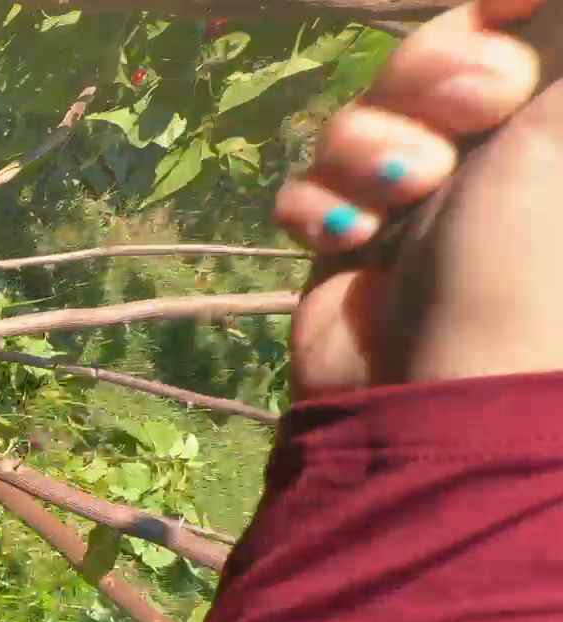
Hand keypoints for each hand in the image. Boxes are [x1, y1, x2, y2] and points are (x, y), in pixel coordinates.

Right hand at [273, 0, 560, 397]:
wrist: (434, 371)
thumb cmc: (534, 250)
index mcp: (559, 104)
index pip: (509, 17)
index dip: (492, 16)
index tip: (509, 32)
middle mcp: (489, 134)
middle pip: (423, 54)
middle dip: (430, 78)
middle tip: (475, 115)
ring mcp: (405, 186)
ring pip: (350, 122)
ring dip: (366, 156)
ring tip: (403, 200)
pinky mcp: (339, 231)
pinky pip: (299, 188)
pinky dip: (317, 210)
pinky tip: (352, 239)